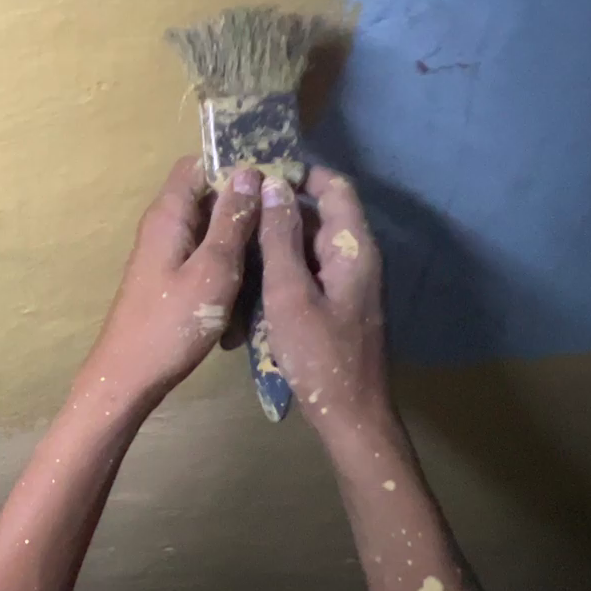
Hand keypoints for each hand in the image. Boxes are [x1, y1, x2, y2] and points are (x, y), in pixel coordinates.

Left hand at [81, 156, 262, 406]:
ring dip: (240, 241)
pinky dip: (228, 267)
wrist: (130, 375)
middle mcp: (164, 225)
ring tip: (277, 253)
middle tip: (288, 219)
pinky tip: (251, 289)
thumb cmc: (172, 323)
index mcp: (169, 214)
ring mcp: (166, 252)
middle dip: (246, 205)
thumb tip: (248, 171)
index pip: (198, 164)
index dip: (234, 165)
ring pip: (212, 229)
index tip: (274, 177)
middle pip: (209, 196)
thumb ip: (232, 220)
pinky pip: (205, 257)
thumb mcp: (214, 269)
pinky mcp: (171, 276)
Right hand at [256, 168, 387, 427]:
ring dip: (277, 235)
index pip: (333, 187)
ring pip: (310, 241)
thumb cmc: (319, 354)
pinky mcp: (337, 300)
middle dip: (279, 205)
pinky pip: (309, 266)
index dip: (297, 174)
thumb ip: (280, 237)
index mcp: (352, 248)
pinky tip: (250, 273)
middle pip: (320, 212)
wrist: (351, 415)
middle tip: (234, 208)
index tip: (255, 176)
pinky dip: (283, 262)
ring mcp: (348, 280)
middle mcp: (355, 256)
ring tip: (235, 237)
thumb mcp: (289, 293)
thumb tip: (271, 184)